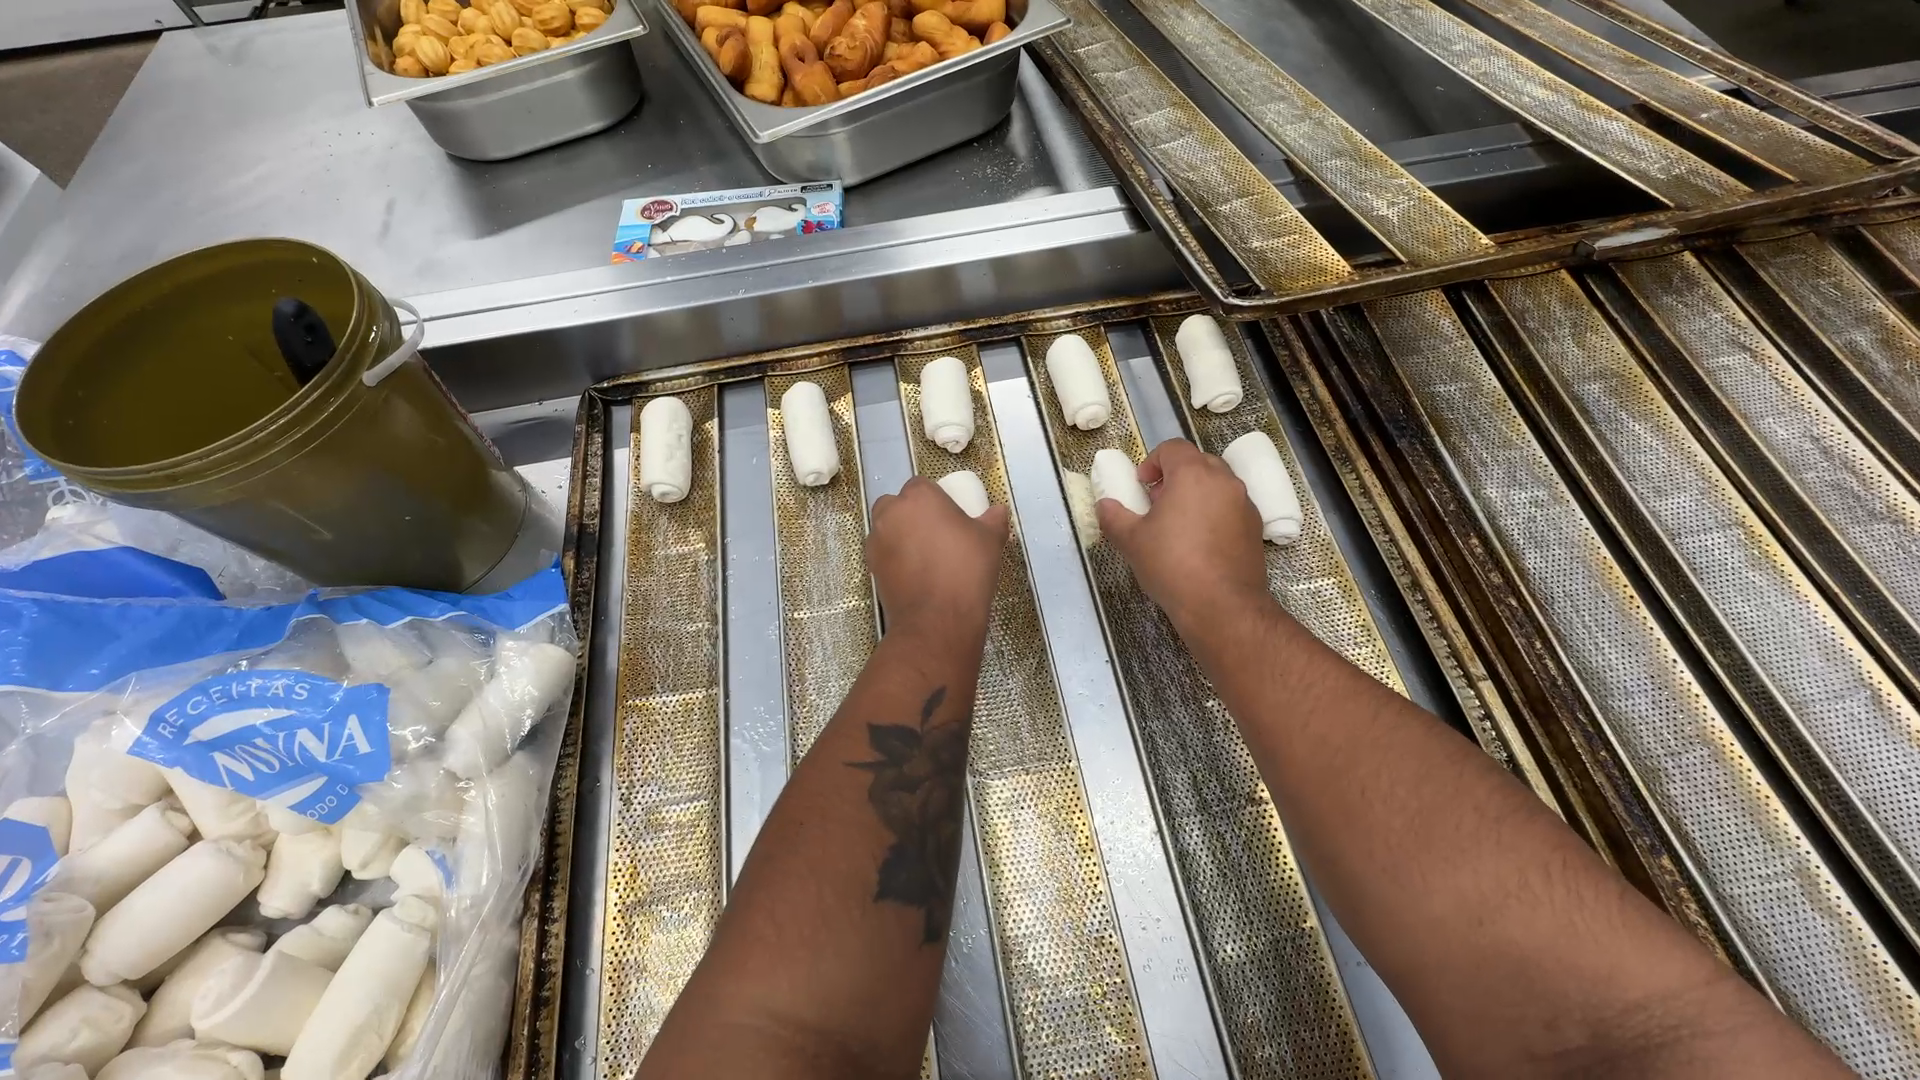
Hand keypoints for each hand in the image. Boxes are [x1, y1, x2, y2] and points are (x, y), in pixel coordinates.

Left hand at [867, 477, 1009, 644]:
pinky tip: (914, 576)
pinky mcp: (870, 566)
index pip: (921, 486)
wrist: (937, 618)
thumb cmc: (966, 570)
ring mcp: (876, 540)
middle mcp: (891, 512)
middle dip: (912, 515)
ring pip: (886, 528)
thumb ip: (993, 520)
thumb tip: (997, 511)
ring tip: (925, 558)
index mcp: (919, 497)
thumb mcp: (990, 541)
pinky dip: (894, 559)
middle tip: (936, 536)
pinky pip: (883, 553)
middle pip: (898, 505)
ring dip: (900, 536)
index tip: (949, 518)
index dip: (935, 500)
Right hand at [1096, 438, 1269, 629]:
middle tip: (1157, 502)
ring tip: (1178, 524)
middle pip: (1198, 462)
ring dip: (1196, 494)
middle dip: (1175, 476)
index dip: (1152, 462)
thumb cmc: (1172, 565)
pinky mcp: (1254, 528)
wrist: (1221, 605)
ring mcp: (1244, 504)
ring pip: (1217, 485)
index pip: (1173, 448)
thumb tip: (1104, 505)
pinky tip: (1200, 543)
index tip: (1141, 485)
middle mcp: (1224, 481)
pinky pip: (1230, 508)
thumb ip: (1114, 517)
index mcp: (1193, 475)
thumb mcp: (1131, 541)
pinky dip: (1214, 514)